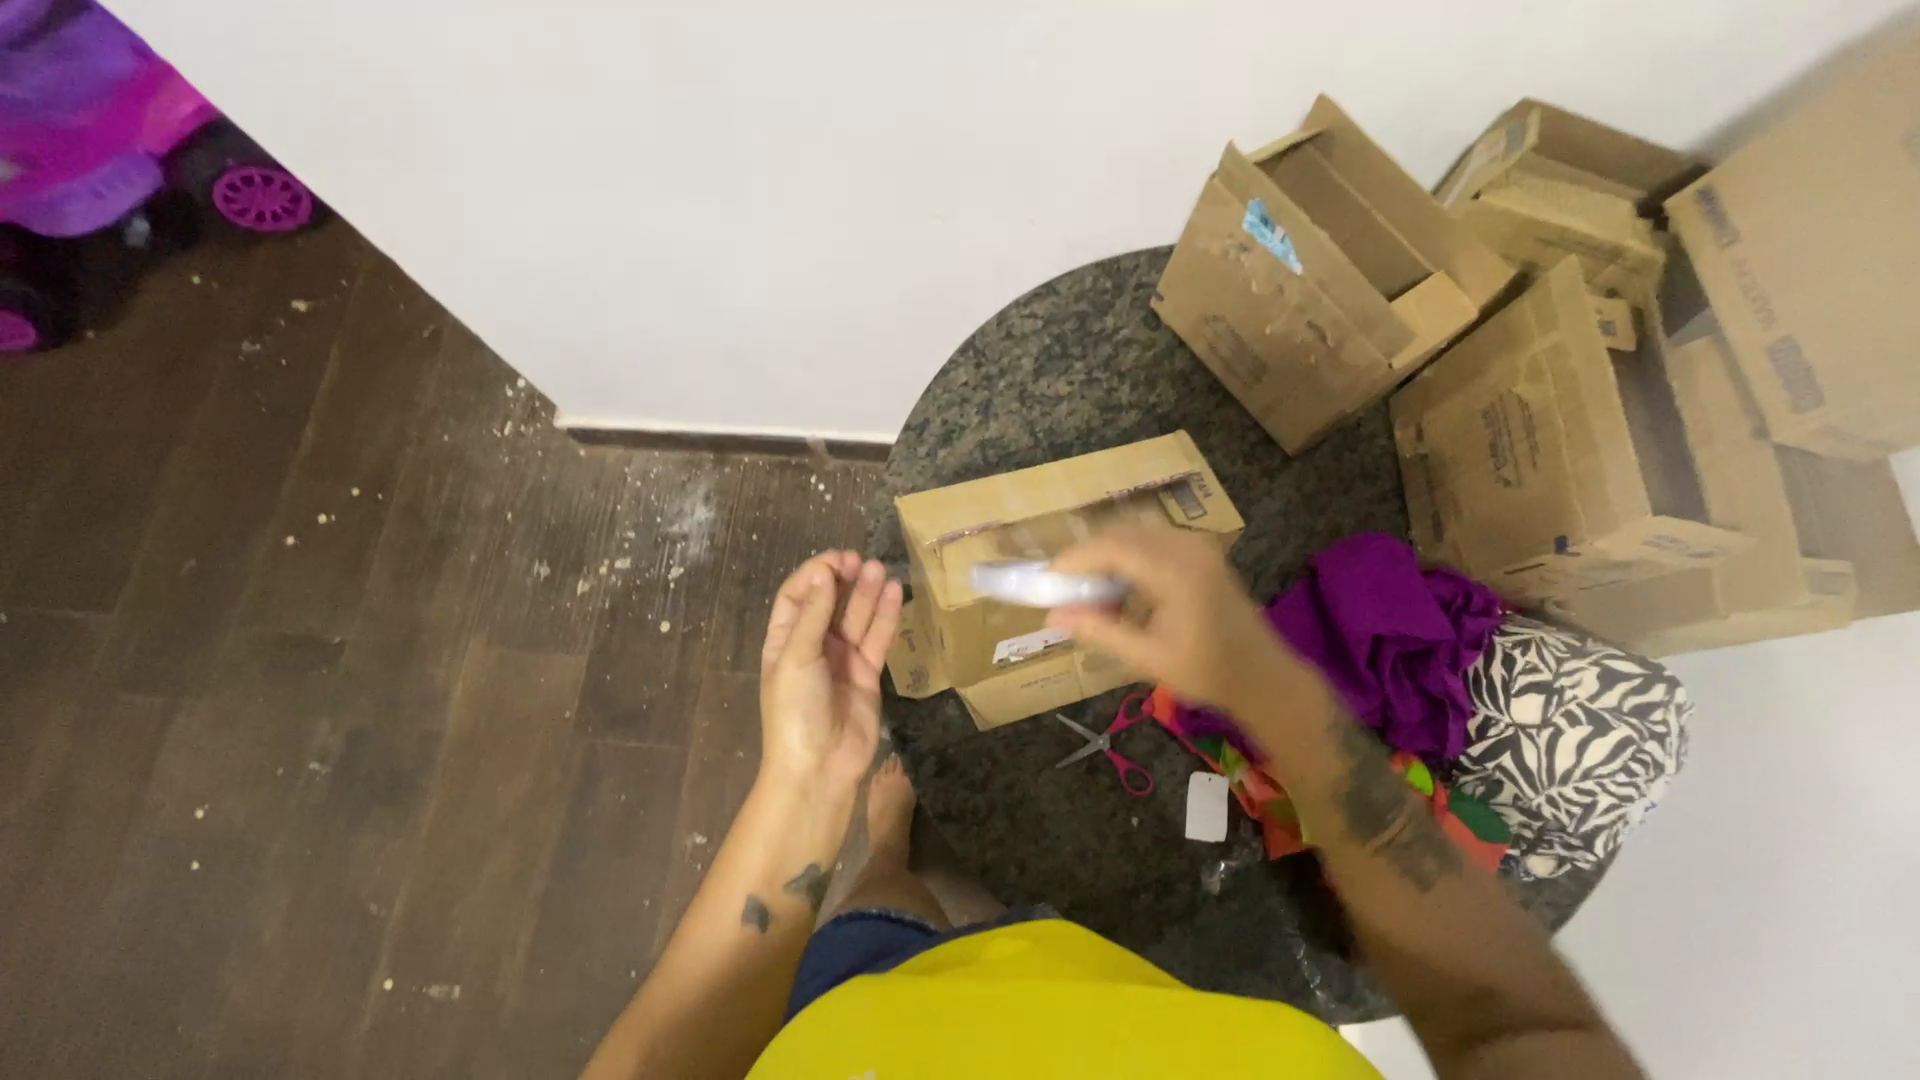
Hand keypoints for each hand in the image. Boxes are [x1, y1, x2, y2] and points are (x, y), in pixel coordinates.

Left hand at [759, 550, 903, 795]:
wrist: (819, 766)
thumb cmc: (795, 711)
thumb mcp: (796, 658)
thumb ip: (813, 615)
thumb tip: (825, 574)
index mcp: (784, 642)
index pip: (797, 597)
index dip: (815, 575)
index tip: (836, 560)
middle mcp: (812, 646)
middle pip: (829, 603)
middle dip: (843, 580)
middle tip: (860, 560)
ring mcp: (842, 660)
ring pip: (856, 618)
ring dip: (867, 593)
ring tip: (880, 569)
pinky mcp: (868, 673)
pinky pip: (877, 638)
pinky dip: (886, 616)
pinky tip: (895, 593)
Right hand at [1046, 526, 1290, 711]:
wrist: (1263, 675)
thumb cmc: (1208, 672)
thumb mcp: (1148, 658)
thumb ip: (1100, 631)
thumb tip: (1052, 616)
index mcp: (1178, 573)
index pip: (1113, 548)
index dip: (1075, 559)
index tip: (1047, 579)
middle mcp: (1189, 548)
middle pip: (1122, 534)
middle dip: (1088, 556)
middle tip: (1063, 587)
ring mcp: (1199, 545)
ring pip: (1136, 533)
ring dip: (1107, 553)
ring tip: (1088, 588)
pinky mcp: (1202, 551)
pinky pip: (1153, 539)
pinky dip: (1128, 555)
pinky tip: (1120, 586)